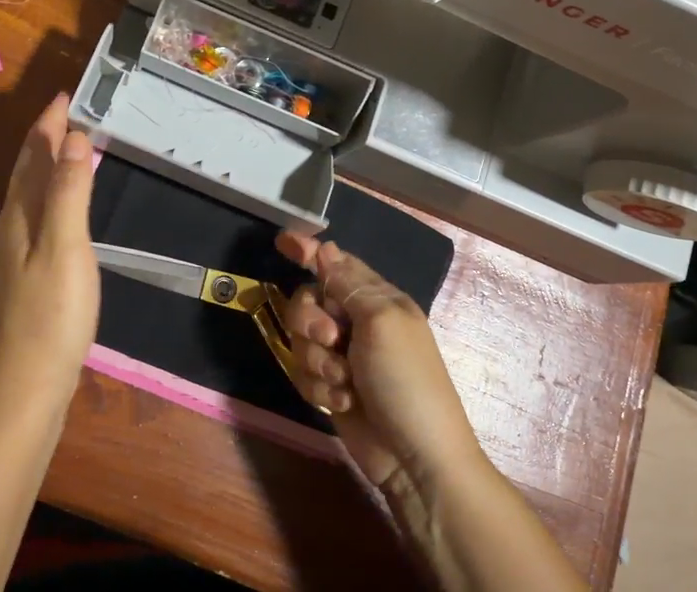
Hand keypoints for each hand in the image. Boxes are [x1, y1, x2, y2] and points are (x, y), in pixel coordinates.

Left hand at [0, 93, 100, 402]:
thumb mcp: (64, 246)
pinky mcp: (29, 273)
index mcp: (19, 214)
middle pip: (26, 170)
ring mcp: (18, 251)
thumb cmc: (50, 314)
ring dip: (47, 163)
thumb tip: (73, 136)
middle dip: (45, 137)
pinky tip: (66, 205)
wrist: (26, 383)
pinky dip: (54, 193)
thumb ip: (68, 192)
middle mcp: (13, 226)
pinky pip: (40, 213)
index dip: (48, 124)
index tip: (66, 93)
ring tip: (70, 145)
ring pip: (31, 192)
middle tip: (69, 110)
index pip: (33, 155)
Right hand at [278, 231, 483, 490]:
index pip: (336, 264)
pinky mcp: (329, 387)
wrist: (414, 455)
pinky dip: (319, 388)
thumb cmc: (405, 379)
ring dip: (317, 362)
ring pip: (300, 340)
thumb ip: (349, 284)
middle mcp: (356, 322)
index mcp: (376, 298)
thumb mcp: (381, 322)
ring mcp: (342, 356)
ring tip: (344, 383)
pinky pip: (303, 373)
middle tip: (330, 339)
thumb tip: (326, 247)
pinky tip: (342, 402)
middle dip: (309, 320)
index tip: (283, 242)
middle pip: (307, 300)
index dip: (309, 251)